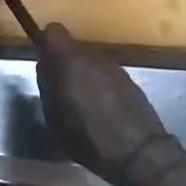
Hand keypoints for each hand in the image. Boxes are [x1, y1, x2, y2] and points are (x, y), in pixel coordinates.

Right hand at [37, 23, 169, 185]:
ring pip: (90, 62)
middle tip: (62, 89)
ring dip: (84, 75)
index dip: (47, 43)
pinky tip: (103, 110)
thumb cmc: (88, 138)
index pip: (53, 30)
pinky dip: (101, 85)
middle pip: (72, 48)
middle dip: (65, 64)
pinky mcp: (129, 80)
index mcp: (69, 61)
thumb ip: (46, 86)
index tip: (45, 62)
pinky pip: (105, 75)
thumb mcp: (54, 118)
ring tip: (85, 103)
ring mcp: (113, 67)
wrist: (139, 154)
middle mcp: (91, 57)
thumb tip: (46, 68)